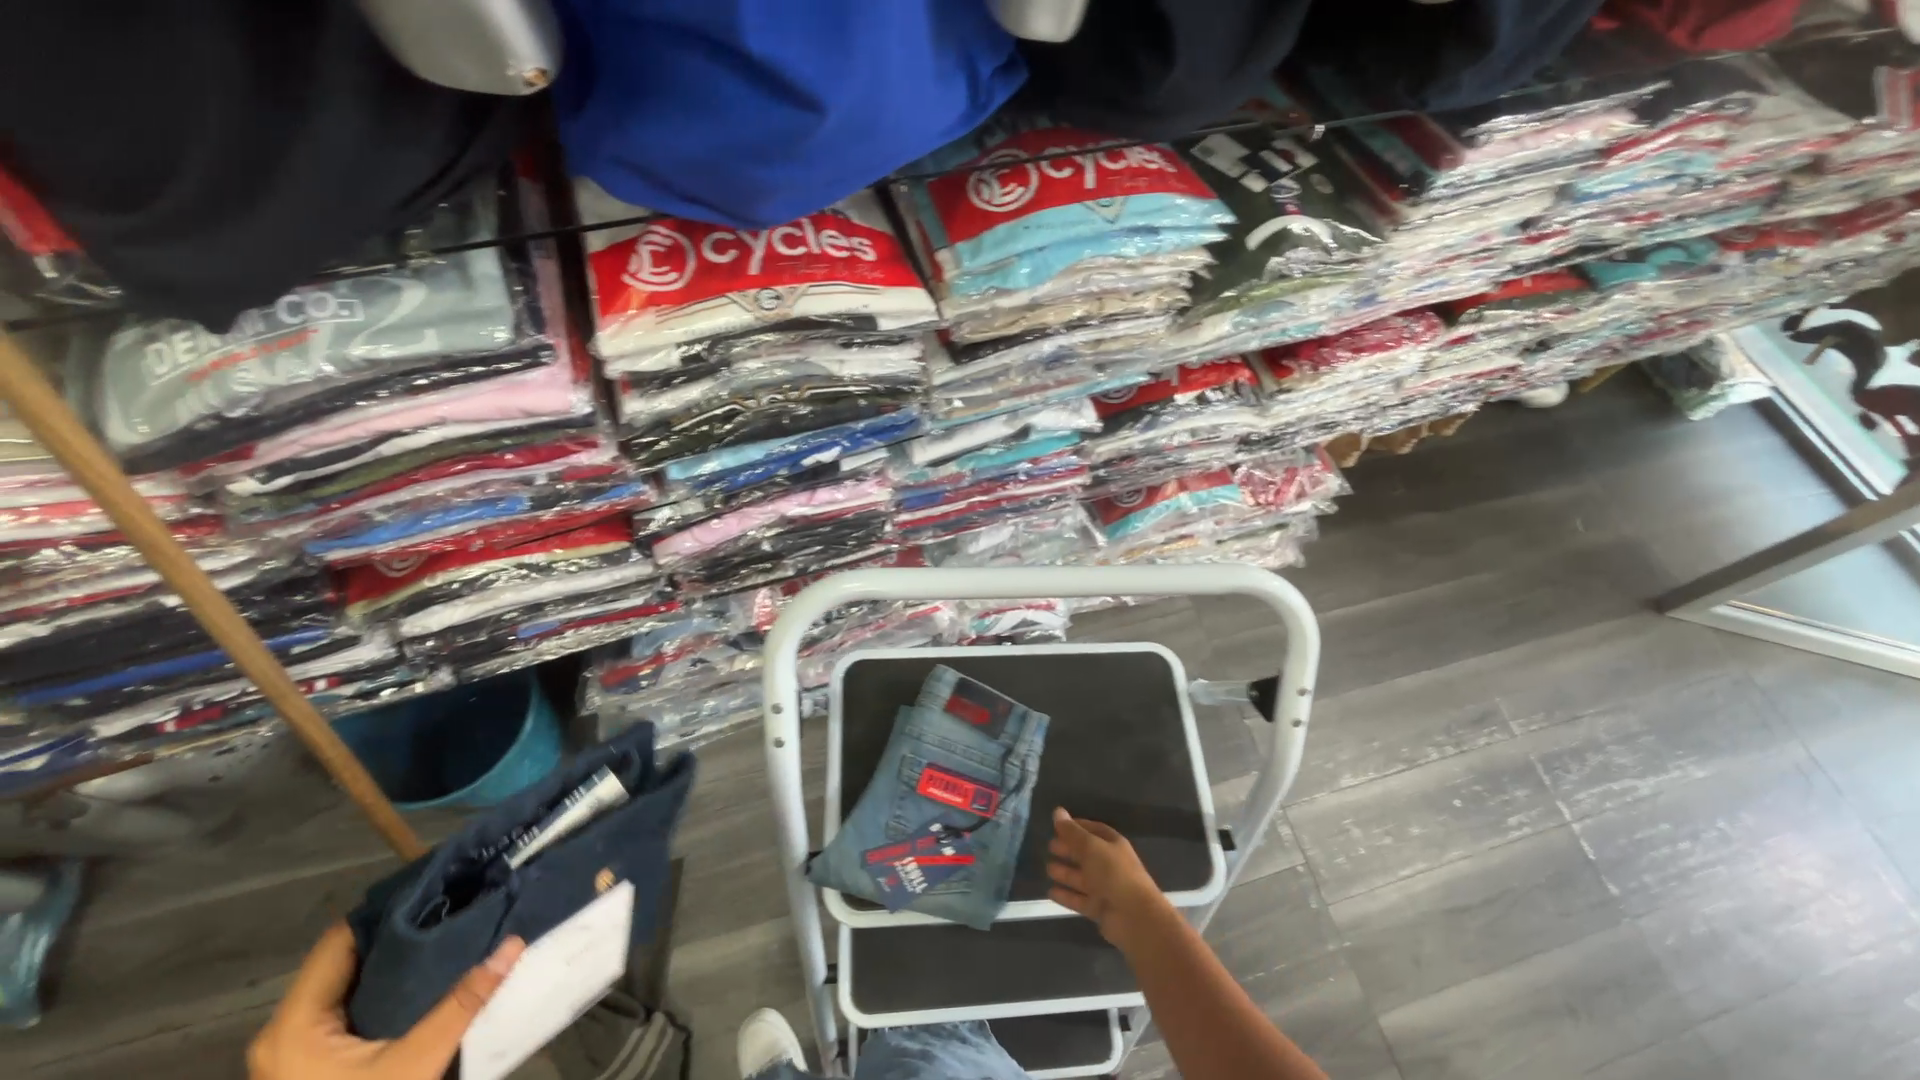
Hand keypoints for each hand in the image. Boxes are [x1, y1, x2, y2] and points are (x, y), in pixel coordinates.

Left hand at [248, 923, 524, 1079]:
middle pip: (342, 961)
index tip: (438, 889)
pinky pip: (345, 1010)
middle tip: (451, 909)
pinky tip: (422, 981)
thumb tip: (512, 944)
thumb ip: (462, 1003)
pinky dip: (381, 990)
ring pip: (345, 985)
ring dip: (391, 962)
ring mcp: (293, 1050)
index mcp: (294, 1023)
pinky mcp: (309, 1065)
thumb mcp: (415, 1064)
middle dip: (397, 934)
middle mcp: (284, 1030)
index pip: (340, 940)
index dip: (387, 911)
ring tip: (444, 935)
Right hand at [1046, 807, 1172, 949]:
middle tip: (1049, 847)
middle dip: (1069, 850)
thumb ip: (1072, 832)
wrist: (1134, 916)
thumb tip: (1057, 811)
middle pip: (1086, 855)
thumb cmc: (1114, 873)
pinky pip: (1079, 899)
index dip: (1077, 827)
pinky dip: (1066, 896)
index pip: (1094, 831)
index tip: (1058, 825)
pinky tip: (1050, 892)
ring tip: (1048, 868)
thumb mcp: (1091, 847)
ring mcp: (1105, 888)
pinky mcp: (1099, 909)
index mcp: (1113, 846)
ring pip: (1082, 878)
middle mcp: (1110, 865)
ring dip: (1065, 873)